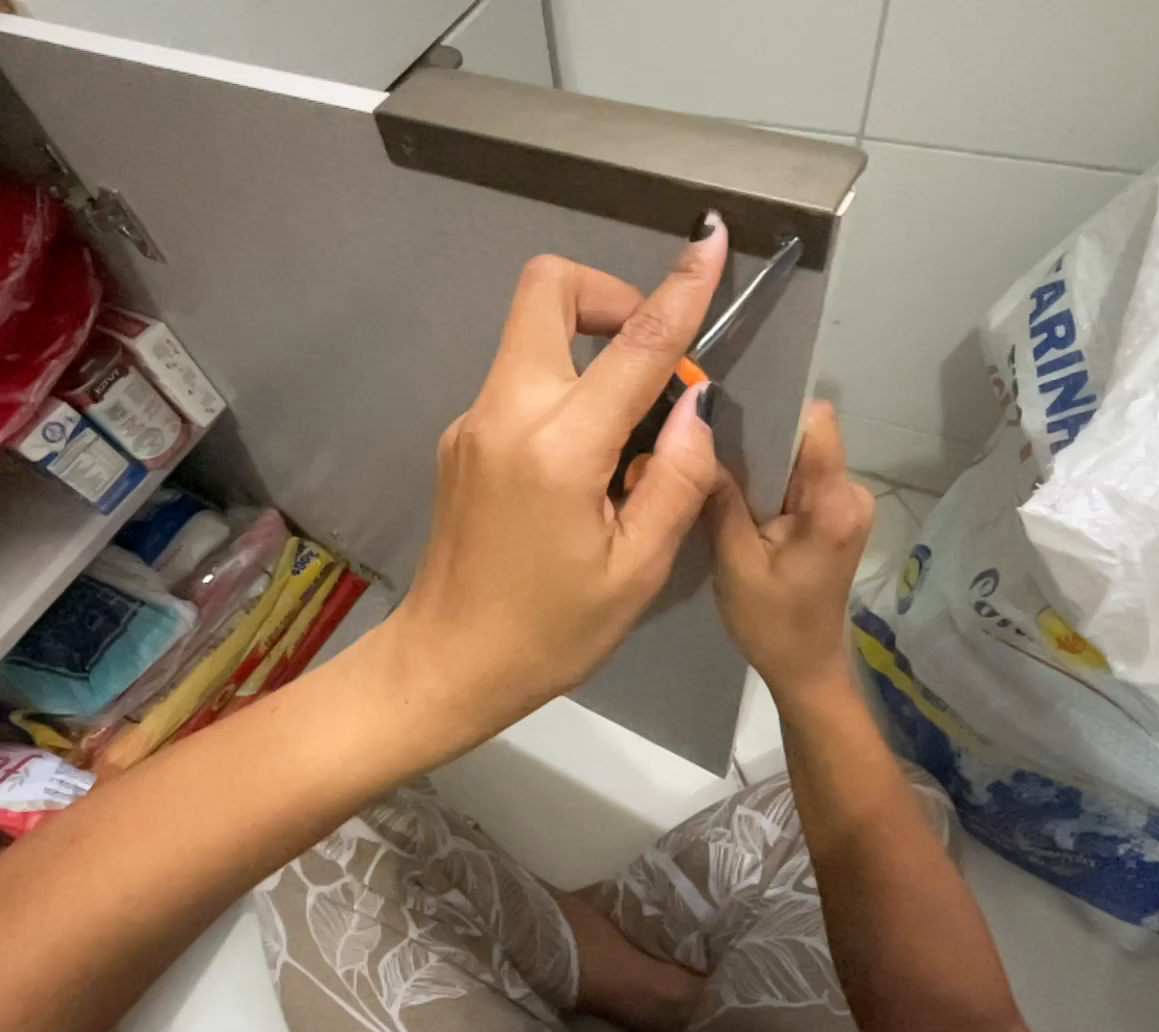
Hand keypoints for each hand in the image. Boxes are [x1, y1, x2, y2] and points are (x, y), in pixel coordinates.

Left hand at [383, 213, 729, 728]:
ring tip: (627, 430)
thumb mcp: (636, 569)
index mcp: (557, 447)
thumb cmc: (550, 632)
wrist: (448, 663)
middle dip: (607, 295)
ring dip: (588, 349)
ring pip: (531, 335)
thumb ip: (674, 478)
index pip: (634, 345)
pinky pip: (520, 382)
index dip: (679, 287)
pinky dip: (563, 391)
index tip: (710, 241)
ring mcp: (472, 421)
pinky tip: (583, 463)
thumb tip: (695, 406)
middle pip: (546, 292)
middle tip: (650, 355)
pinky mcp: (460, 438)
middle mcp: (505, 413)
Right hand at [706, 400, 873, 697]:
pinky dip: (770, 485)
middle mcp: (851, 494)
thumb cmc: (771, 623)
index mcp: (833, 503)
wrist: (804, 668)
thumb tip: (697, 443)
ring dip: (760, 466)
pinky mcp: (836, 517)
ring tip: (718, 481)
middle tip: (708, 454)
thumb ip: (722, 501)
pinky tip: (738, 503)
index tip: (726, 419)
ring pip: (798, 458)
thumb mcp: (735, 564)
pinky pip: (799, 481)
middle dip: (758, 441)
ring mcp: (847, 505)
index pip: (814, 423)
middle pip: (804, 438)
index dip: (773, 411)